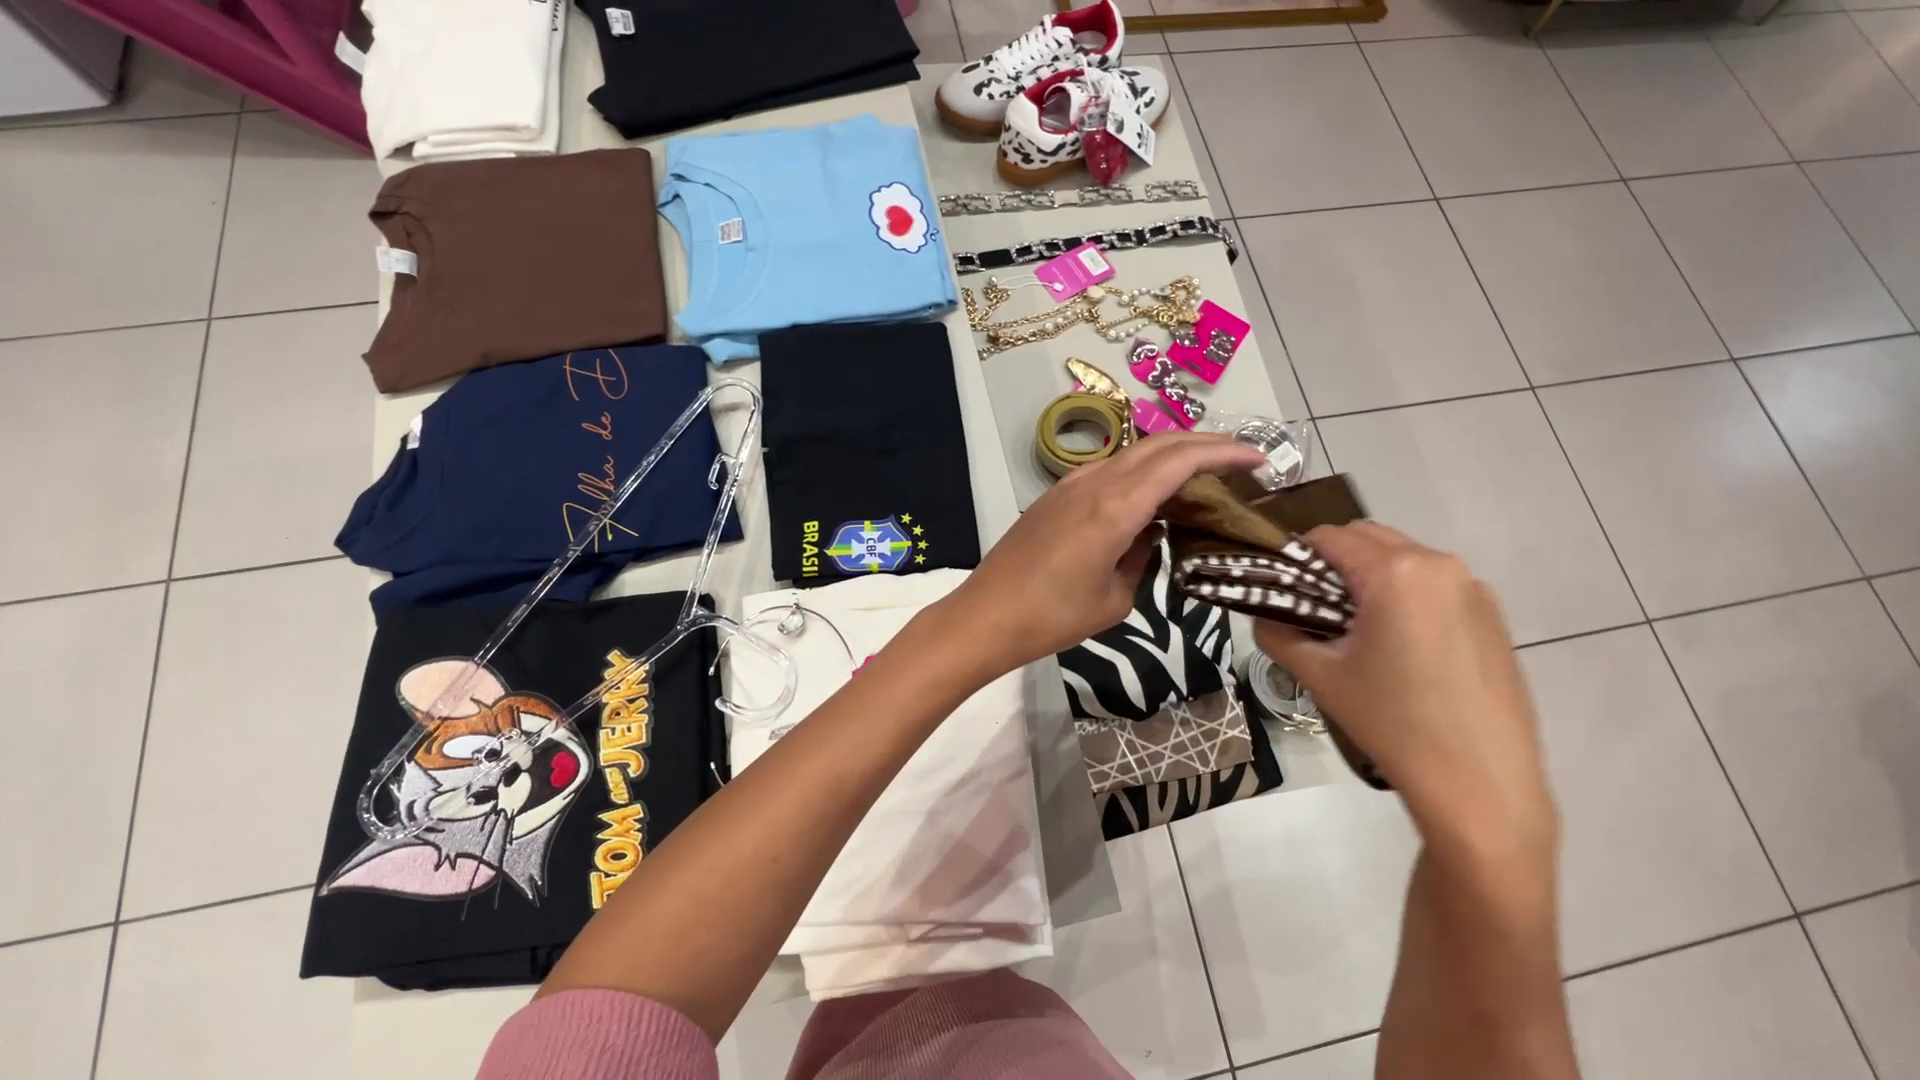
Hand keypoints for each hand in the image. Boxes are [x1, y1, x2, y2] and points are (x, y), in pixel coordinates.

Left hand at [940, 432, 1266, 677]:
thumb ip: (1144, 557)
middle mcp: (1095, 482)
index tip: (1258, 458)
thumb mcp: (1116, 598)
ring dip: (1171, 454)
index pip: (1180, 461)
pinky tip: (1153, 493)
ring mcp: (1070, 484)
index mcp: (1116, 506)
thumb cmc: (1054, 617)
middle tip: (1241, 458)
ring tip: (1205, 472)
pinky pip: (1109, 470)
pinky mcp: (1055, 496)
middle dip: (1205, 444)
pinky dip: (1141, 471)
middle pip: (1158, 445)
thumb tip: (1153, 532)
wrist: (987, 616)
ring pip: (1132, 453)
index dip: (1223, 454)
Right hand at [1254, 524, 1554, 853]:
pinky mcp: (1494, 616)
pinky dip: (1407, 598)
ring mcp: (1474, 589)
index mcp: (1395, 572)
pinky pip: (1435, 587)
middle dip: (1335, 563)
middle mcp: (1440, 565)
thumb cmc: (1392, 723)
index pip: (1330, 536)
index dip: (1296, 556)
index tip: (1281, 589)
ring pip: (1404, 561)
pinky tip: (1401, 651)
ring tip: (1358, 633)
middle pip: (1370, 539)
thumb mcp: (1321, 676)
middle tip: (1314, 610)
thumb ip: (1278, 634)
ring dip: (1372, 579)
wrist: (1481, 782)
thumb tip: (1261, 615)